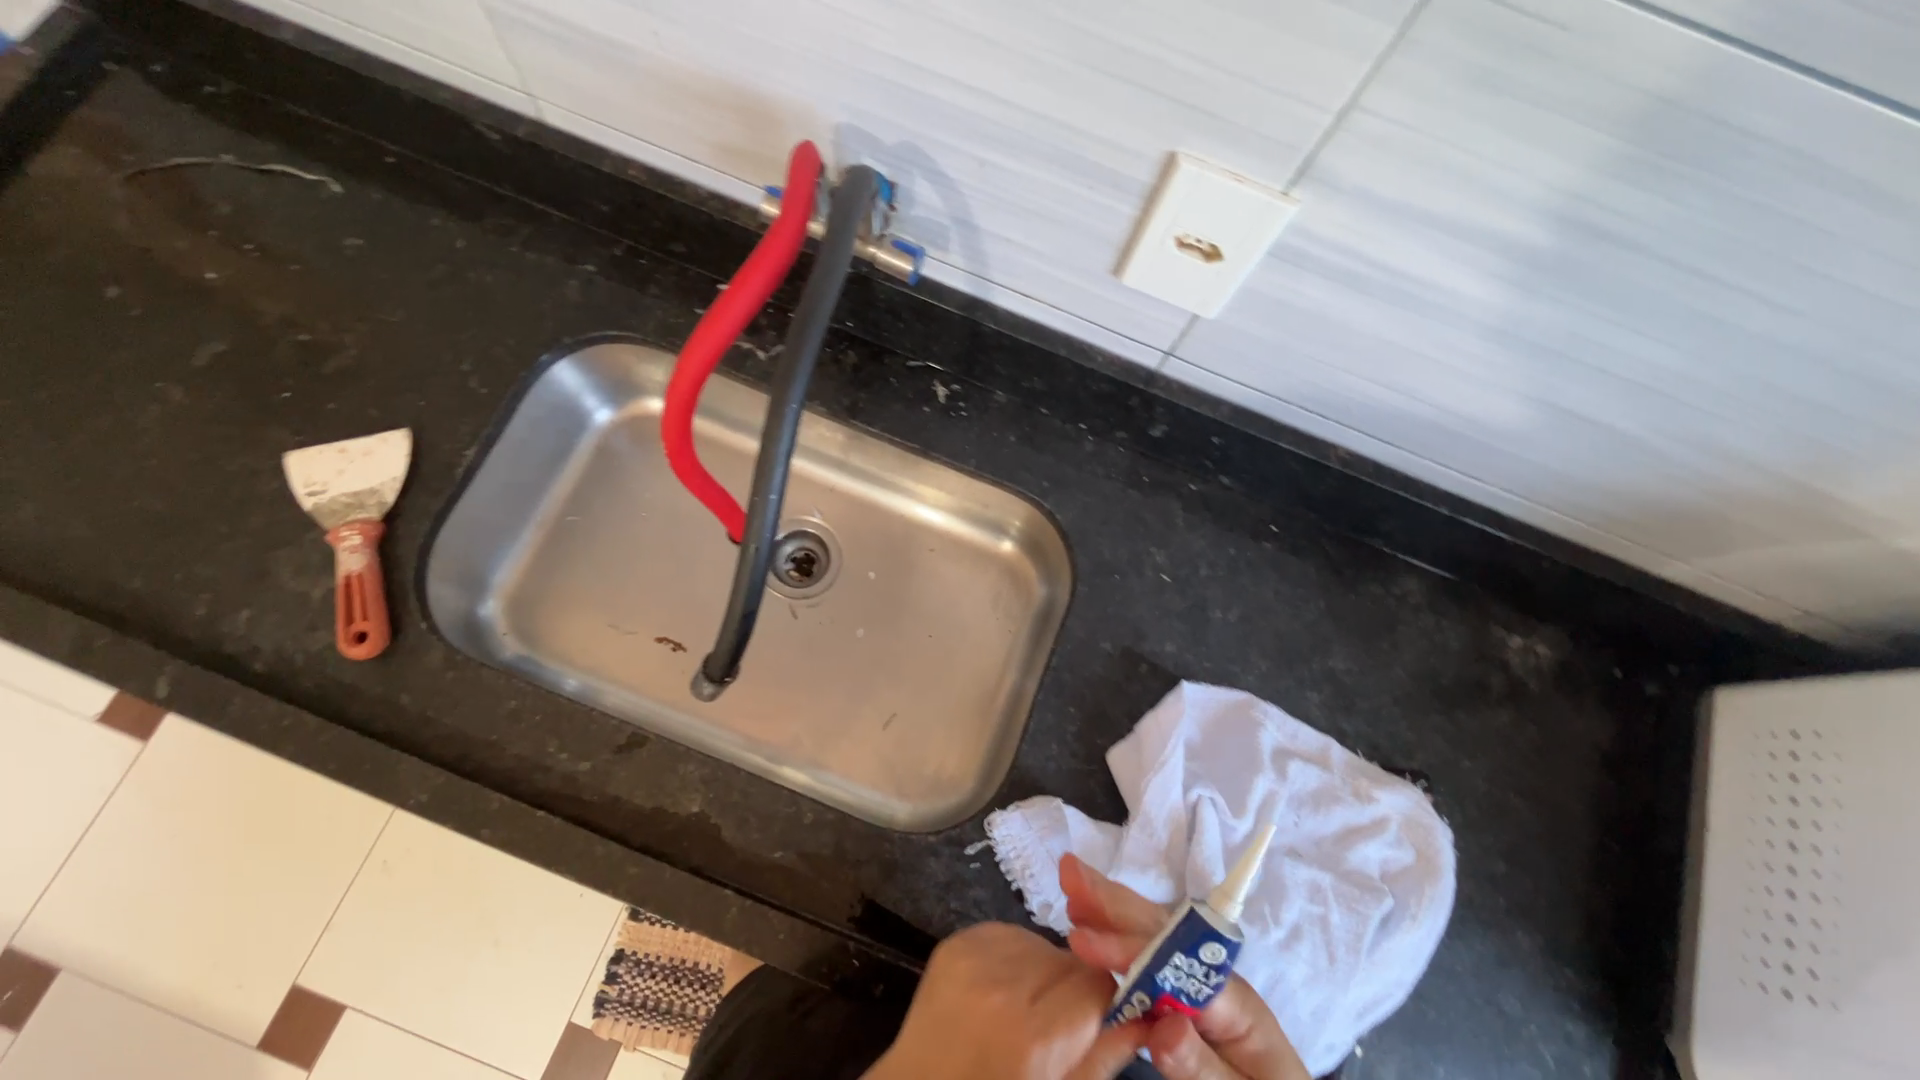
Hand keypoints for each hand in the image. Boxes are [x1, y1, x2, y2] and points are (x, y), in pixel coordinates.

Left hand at [864, 922, 1148, 1079]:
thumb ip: (1105, 1056)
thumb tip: (1152, 1016)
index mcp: (1035, 1035)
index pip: (1099, 983)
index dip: (1106, 1001)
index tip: (1101, 1019)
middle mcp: (1005, 985)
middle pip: (1072, 959)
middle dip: (1076, 986)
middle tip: (1060, 1020)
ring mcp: (975, 957)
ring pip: (1044, 943)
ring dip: (1046, 969)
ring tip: (1028, 1006)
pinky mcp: (956, 941)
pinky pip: (1011, 933)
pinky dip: (1016, 958)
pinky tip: (1004, 989)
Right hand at [1061, 856, 1311, 1079]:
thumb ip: (1202, 1066)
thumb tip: (1163, 1027)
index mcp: (1231, 1002)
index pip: (1172, 965)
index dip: (1125, 949)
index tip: (1081, 939)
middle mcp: (1214, 981)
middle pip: (1161, 932)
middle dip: (1114, 902)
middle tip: (1070, 871)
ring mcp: (1200, 985)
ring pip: (1153, 937)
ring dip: (1112, 909)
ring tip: (1073, 887)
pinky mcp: (1188, 998)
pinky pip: (1150, 958)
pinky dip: (1118, 934)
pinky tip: (1092, 926)